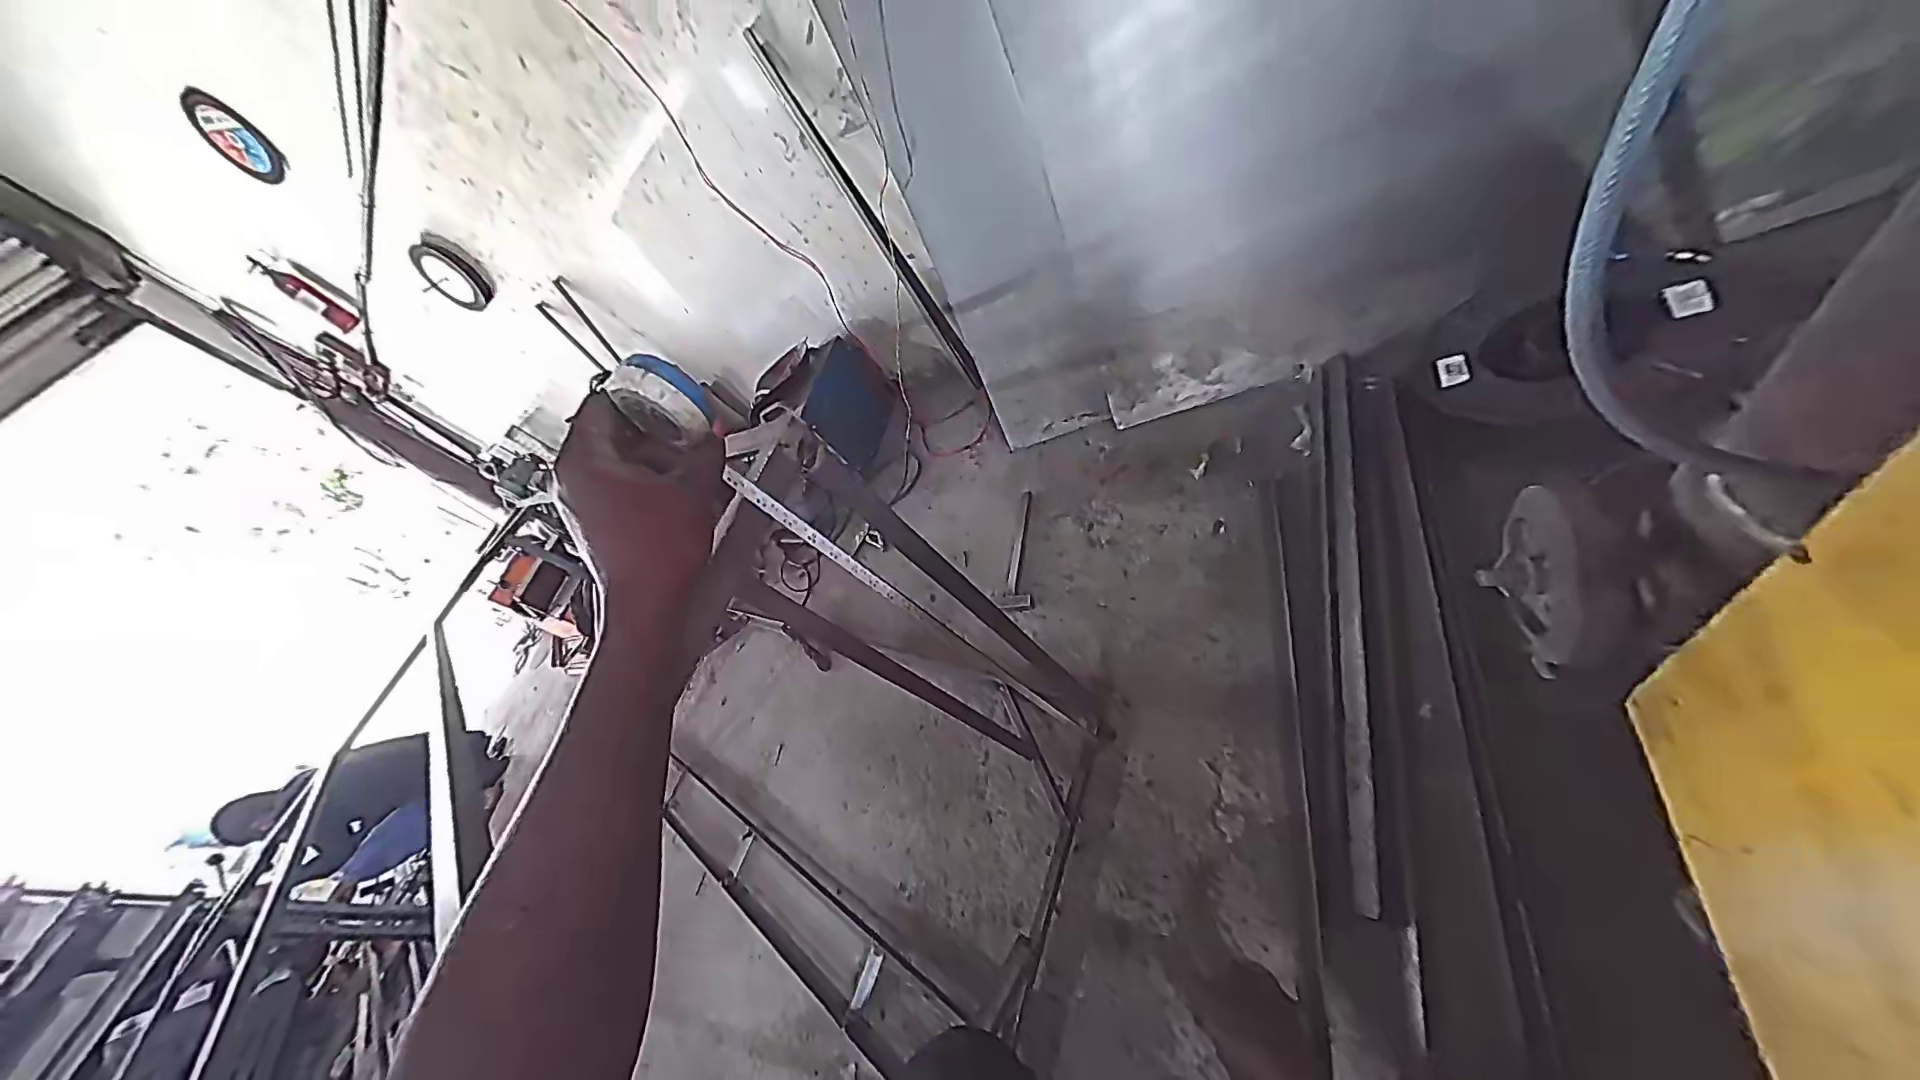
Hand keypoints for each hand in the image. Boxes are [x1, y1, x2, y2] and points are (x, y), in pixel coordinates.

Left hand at [554, 392, 722, 599]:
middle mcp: (571, 478)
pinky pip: (615, 483)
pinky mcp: (594, 520)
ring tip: (686, 456)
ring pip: (613, 458)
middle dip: (651, 426)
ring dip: (650, 453)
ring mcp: (579, 501)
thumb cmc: (657, 556)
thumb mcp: (692, 491)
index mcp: (583, 461)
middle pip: (608, 431)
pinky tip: (674, 485)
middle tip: (683, 424)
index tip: (665, 393)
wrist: (650, 604)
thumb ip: (705, 452)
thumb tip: (713, 434)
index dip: (640, 393)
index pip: (603, 404)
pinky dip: (643, 477)